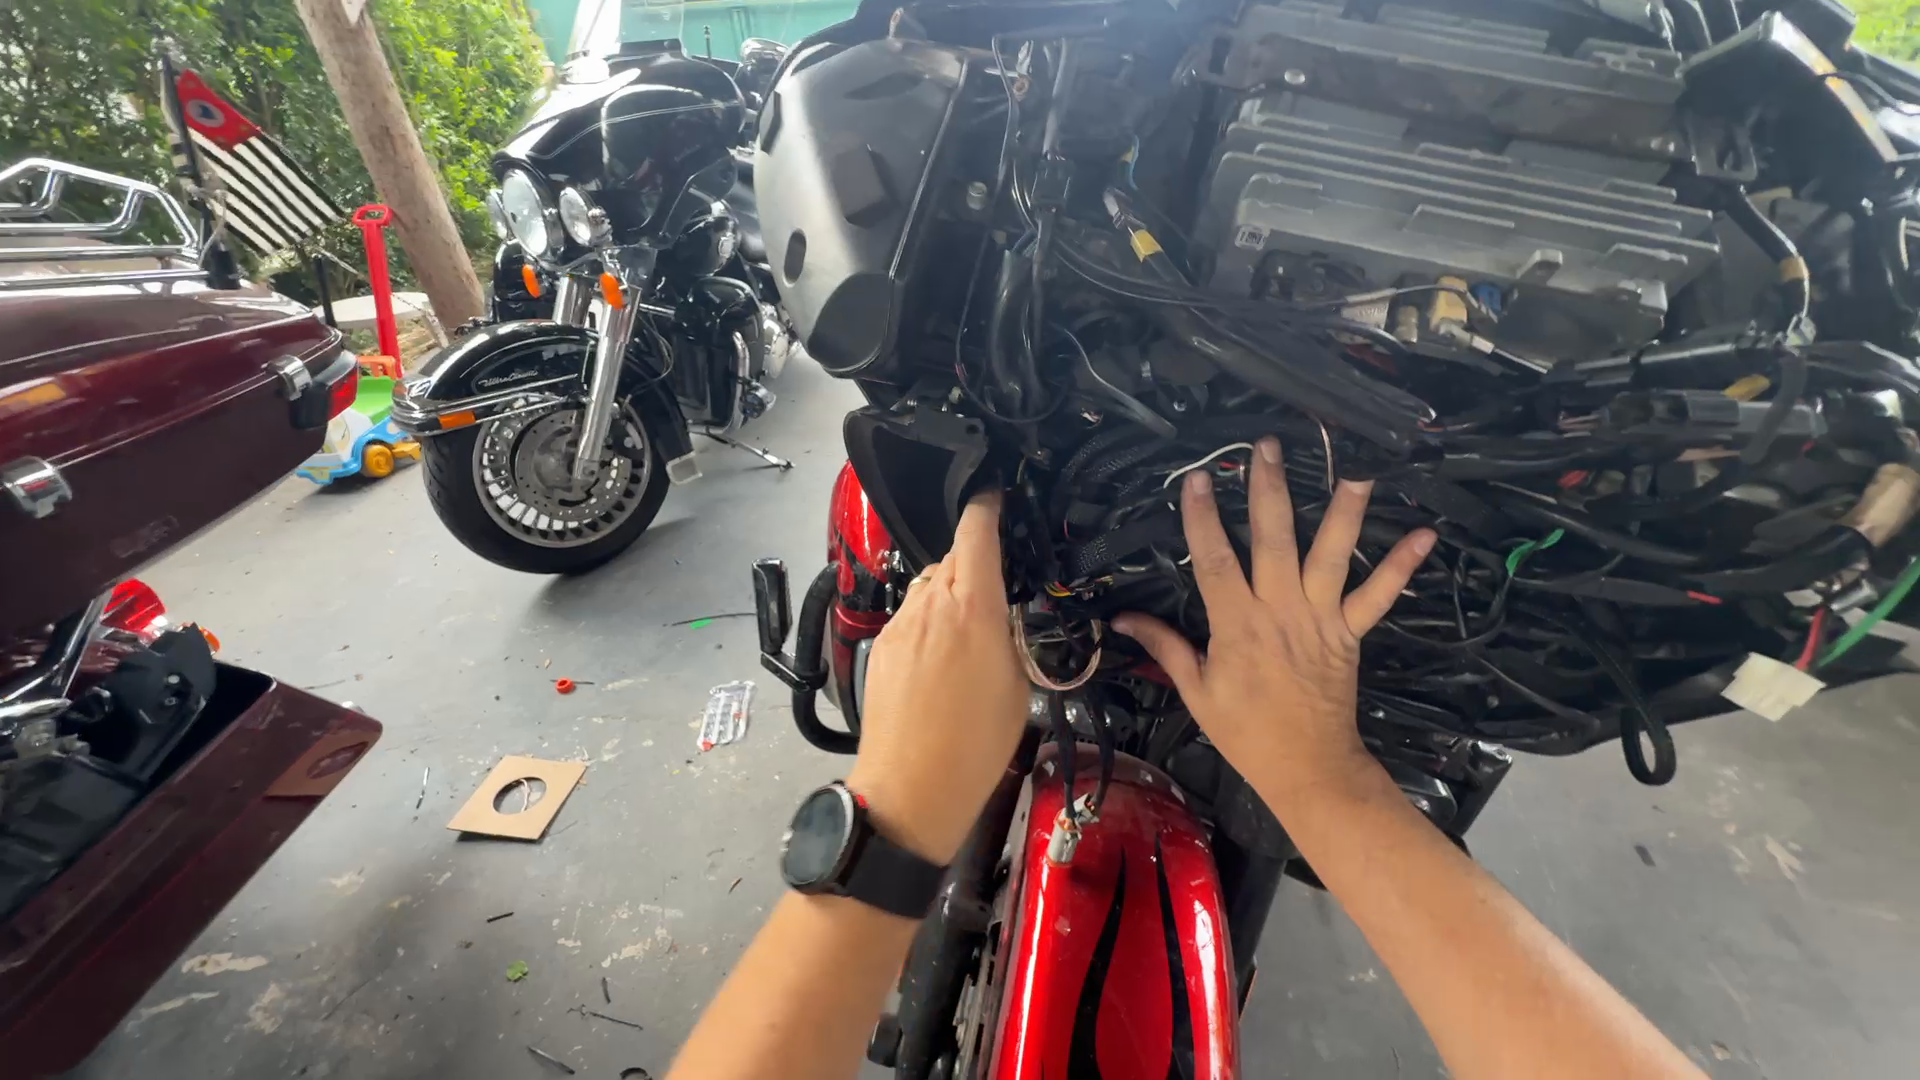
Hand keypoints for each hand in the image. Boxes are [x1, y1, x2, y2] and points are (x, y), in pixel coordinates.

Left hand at [846, 492, 1028, 864]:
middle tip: (995, 595)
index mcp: (974, 609)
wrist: (911, 788)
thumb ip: (1008, 634)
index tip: (995, 497)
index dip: (987, 506)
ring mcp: (900, 624)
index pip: (976, 532)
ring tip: (966, 637)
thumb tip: (1000, 615)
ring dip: (949, 595)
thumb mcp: (1017, 684)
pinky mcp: (880, 645)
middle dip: (975, 564)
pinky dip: (927, 621)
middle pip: (953, 557)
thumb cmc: (974, 745)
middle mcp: (931, 606)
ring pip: (929, 586)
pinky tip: (938, 660)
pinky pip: (909, 615)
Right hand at [1112, 436, 1435, 810]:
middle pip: (1273, 540)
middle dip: (1269, 490)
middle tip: (1267, 447)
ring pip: (1331, 557)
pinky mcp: (1350, 633)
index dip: (1202, 517)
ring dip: (1344, 514)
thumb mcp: (1195, 690)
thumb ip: (1163, 646)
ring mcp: (1320, 619)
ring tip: (1355, 473)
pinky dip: (1400, 567)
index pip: (1214, 560)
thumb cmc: (1245, 731)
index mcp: (1236, 624)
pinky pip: (1378, 597)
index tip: (1197, 478)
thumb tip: (1122, 619)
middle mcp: (1280, 611)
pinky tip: (1424, 535)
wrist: (1308, 766)